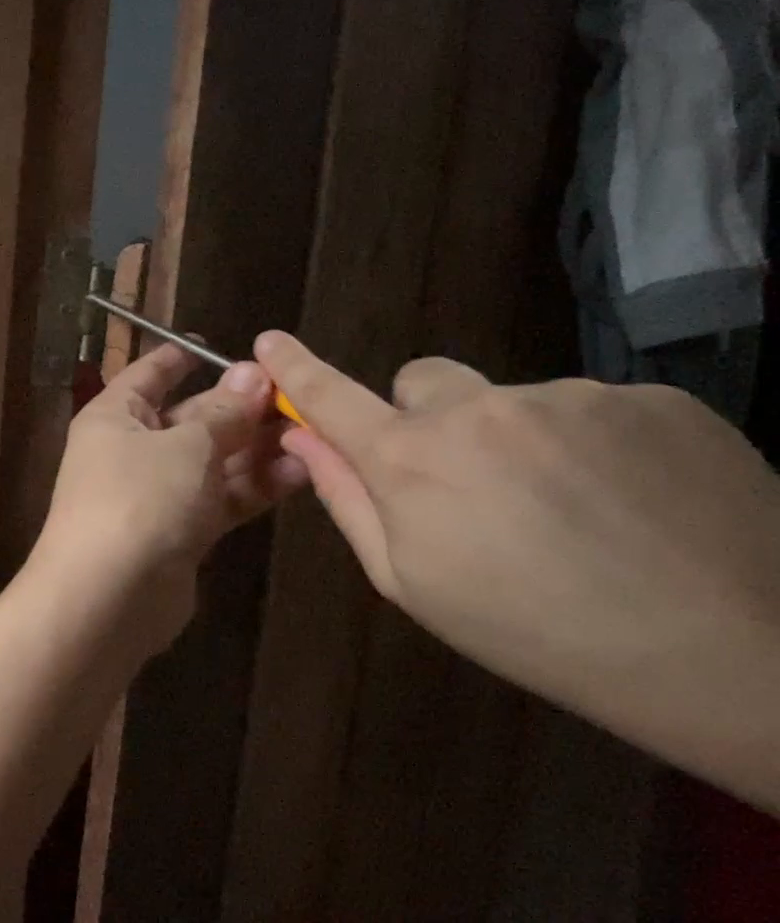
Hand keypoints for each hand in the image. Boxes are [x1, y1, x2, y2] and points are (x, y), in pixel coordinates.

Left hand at [34, 342, 309, 641]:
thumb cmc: (138, 499)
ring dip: (255, 447)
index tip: (213, 344)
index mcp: (113, 417)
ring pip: (211, 460)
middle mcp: (130, 450)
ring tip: (312, 431)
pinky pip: (219, 498)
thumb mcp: (185, 446)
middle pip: (189, 419)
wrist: (107, 594)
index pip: (146, 376)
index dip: (177, 359)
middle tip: (296, 394)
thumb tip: (251, 373)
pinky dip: (253, 486)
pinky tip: (300, 472)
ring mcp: (154, 494)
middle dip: (238, 407)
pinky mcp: (179, 532)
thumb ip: (223, 414)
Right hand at [257, 331, 779, 813]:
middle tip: (470, 483)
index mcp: (412, 459)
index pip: (332, 394)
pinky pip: (595, 408)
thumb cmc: (535, 631)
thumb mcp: (411, 582)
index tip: (267, 341)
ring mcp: (573, 396)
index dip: (295, 368)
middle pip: (426, 382)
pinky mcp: (657, 398)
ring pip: (515, 400)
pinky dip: (596, 444)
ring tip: (575, 511)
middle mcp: (482, 408)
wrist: (733, 658)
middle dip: (429, 418)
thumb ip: (347, 499)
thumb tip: (302, 436)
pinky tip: (631, 501)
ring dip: (520, 439)